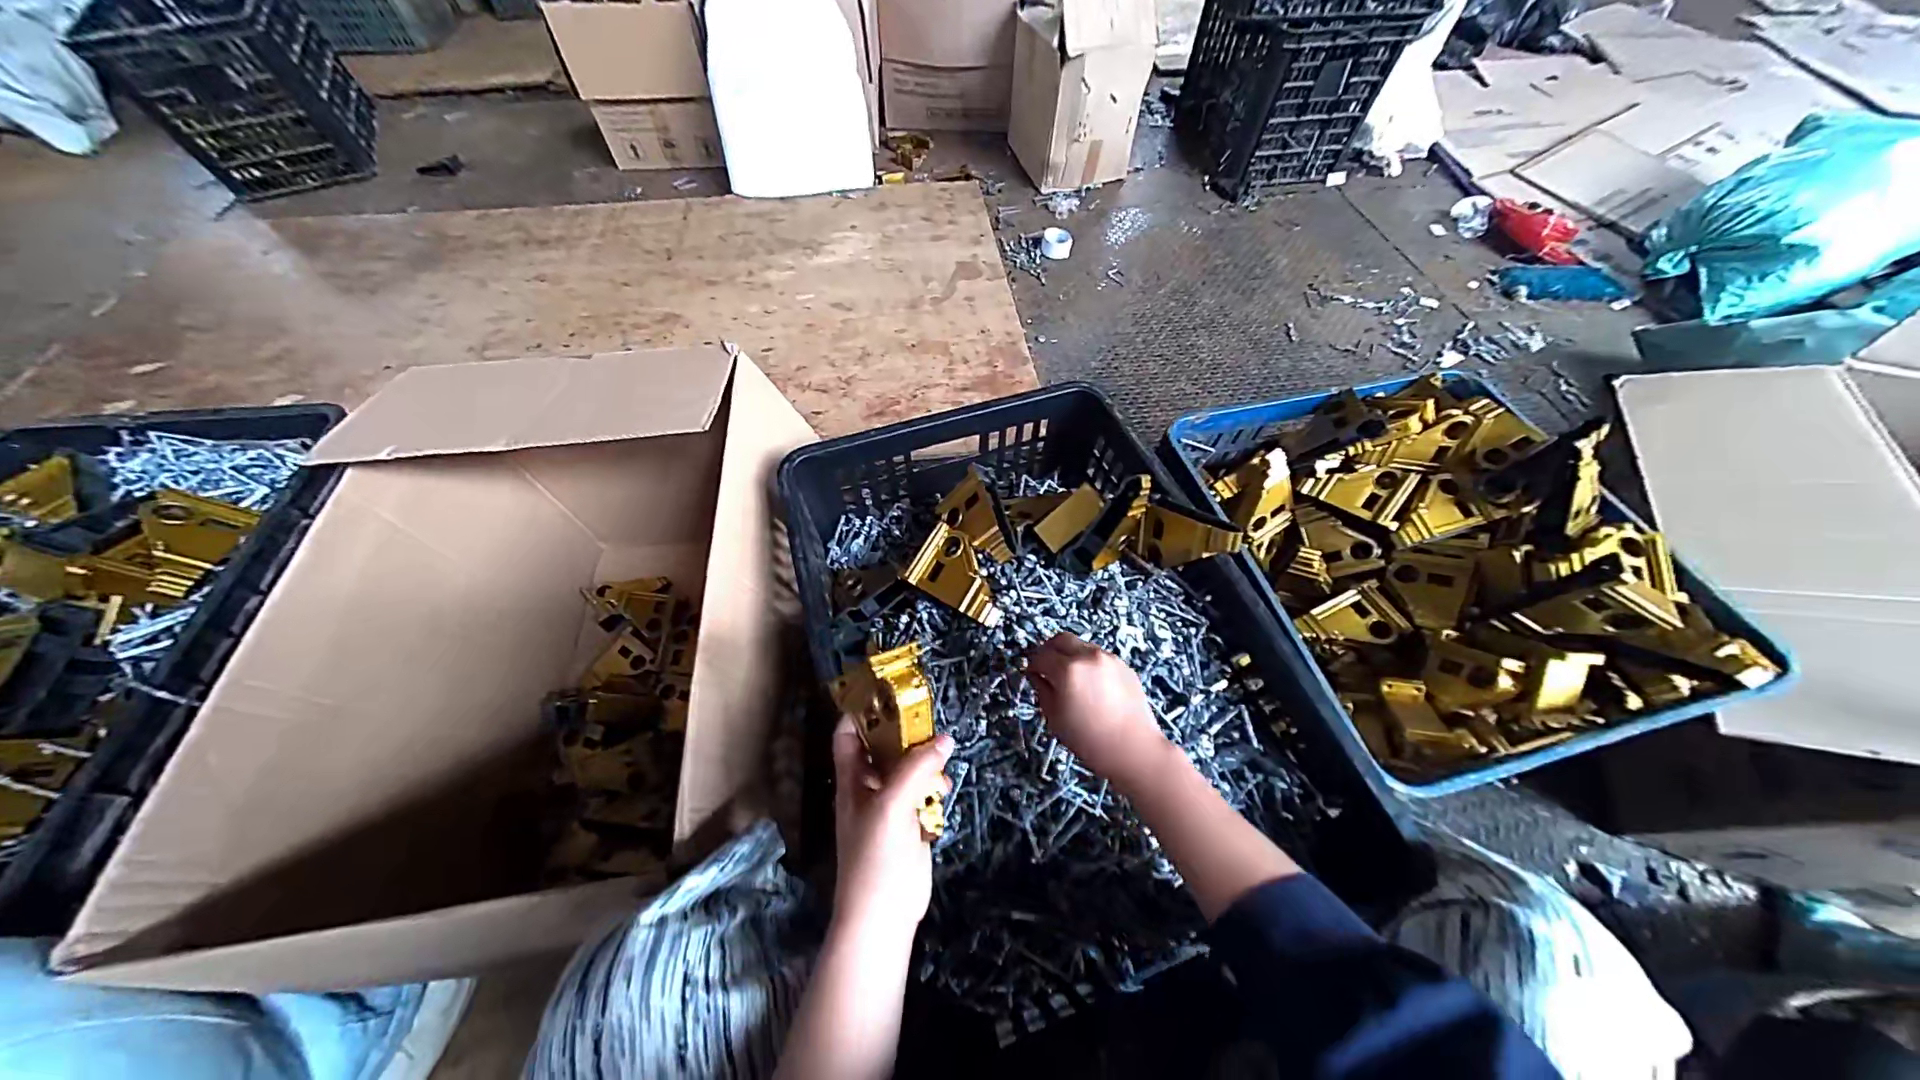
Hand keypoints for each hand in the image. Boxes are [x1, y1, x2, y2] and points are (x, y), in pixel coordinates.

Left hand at [830, 715, 952, 941]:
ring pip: (909, 770)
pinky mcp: (911, 824)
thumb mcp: (892, 804)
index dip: (862, 711)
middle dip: (905, 734)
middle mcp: (869, 787)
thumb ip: (916, 768)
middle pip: (885, 747)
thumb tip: (944, 739)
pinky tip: (942, 795)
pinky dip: (934, 789)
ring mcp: (891, 806)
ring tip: (940, 767)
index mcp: (852, 779)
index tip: (889, 691)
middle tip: (930, 722)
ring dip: (925, 764)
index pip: (849, 734)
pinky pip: (923, 794)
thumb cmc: (875, 855)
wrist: (883, 915)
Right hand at [1024, 633, 1175, 794]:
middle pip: (1061, 639)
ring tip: (1071, 680)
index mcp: (1068, 670)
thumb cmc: (1089, 739)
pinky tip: (1091, 687)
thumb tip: (1037, 676)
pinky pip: (1099, 657)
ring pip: (1081, 646)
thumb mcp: (1055, 718)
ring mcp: (1109, 659)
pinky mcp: (1124, 666)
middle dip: (1049, 650)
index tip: (1032, 674)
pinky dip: (1089, 664)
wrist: (1133, 749)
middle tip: (1046, 668)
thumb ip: (1042, 690)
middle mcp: (1089, 657)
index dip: (1032, 664)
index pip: (1041, 655)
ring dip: (1070, 656)